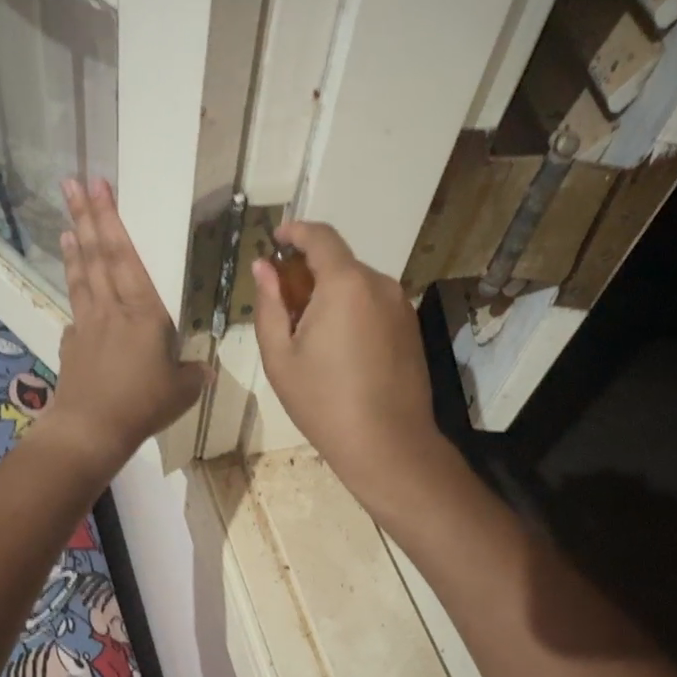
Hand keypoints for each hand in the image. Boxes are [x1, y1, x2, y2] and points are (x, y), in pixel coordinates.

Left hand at [38, 178, 206, 472]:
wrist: (91, 428)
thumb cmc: (144, 404)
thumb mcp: (183, 390)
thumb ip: (193, 374)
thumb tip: (205, 370)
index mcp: (143, 312)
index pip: (125, 255)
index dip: (111, 219)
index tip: (99, 187)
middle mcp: (111, 309)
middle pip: (97, 255)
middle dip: (86, 216)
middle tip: (73, 183)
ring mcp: (87, 325)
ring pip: (81, 277)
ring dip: (74, 246)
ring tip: (67, 222)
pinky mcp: (71, 345)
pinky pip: (74, 312)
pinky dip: (74, 294)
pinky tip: (74, 291)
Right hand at [252, 222, 446, 503]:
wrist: (388, 444)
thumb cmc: (324, 403)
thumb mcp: (281, 357)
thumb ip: (269, 305)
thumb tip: (264, 269)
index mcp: (345, 284)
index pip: (321, 237)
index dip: (296, 232)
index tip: (277, 240)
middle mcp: (380, 285)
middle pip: (340, 263)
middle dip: (310, 273)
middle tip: (285, 305)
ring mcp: (401, 307)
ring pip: (358, 286)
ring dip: (332, 295)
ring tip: (311, 335)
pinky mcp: (411, 329)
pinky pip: (375, 306)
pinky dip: (353, 312)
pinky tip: (340, 350)